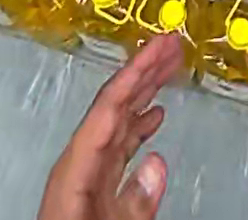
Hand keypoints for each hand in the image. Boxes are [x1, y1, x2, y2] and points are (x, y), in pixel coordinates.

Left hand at [39, 33, 186, 219]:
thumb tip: (158, 160)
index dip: (136, 70)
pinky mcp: (95, 189)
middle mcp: (80, 162)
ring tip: (171, 67)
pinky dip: (141, 125)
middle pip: (113, 105)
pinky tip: (157, 115)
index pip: (109, 106)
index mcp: (76, 168)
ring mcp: (87, 174)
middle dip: (143, 70)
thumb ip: (131, 207)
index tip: (160, 43)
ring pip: (120, 121)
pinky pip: (121, 145)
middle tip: (171, 43)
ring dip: (146, 91)